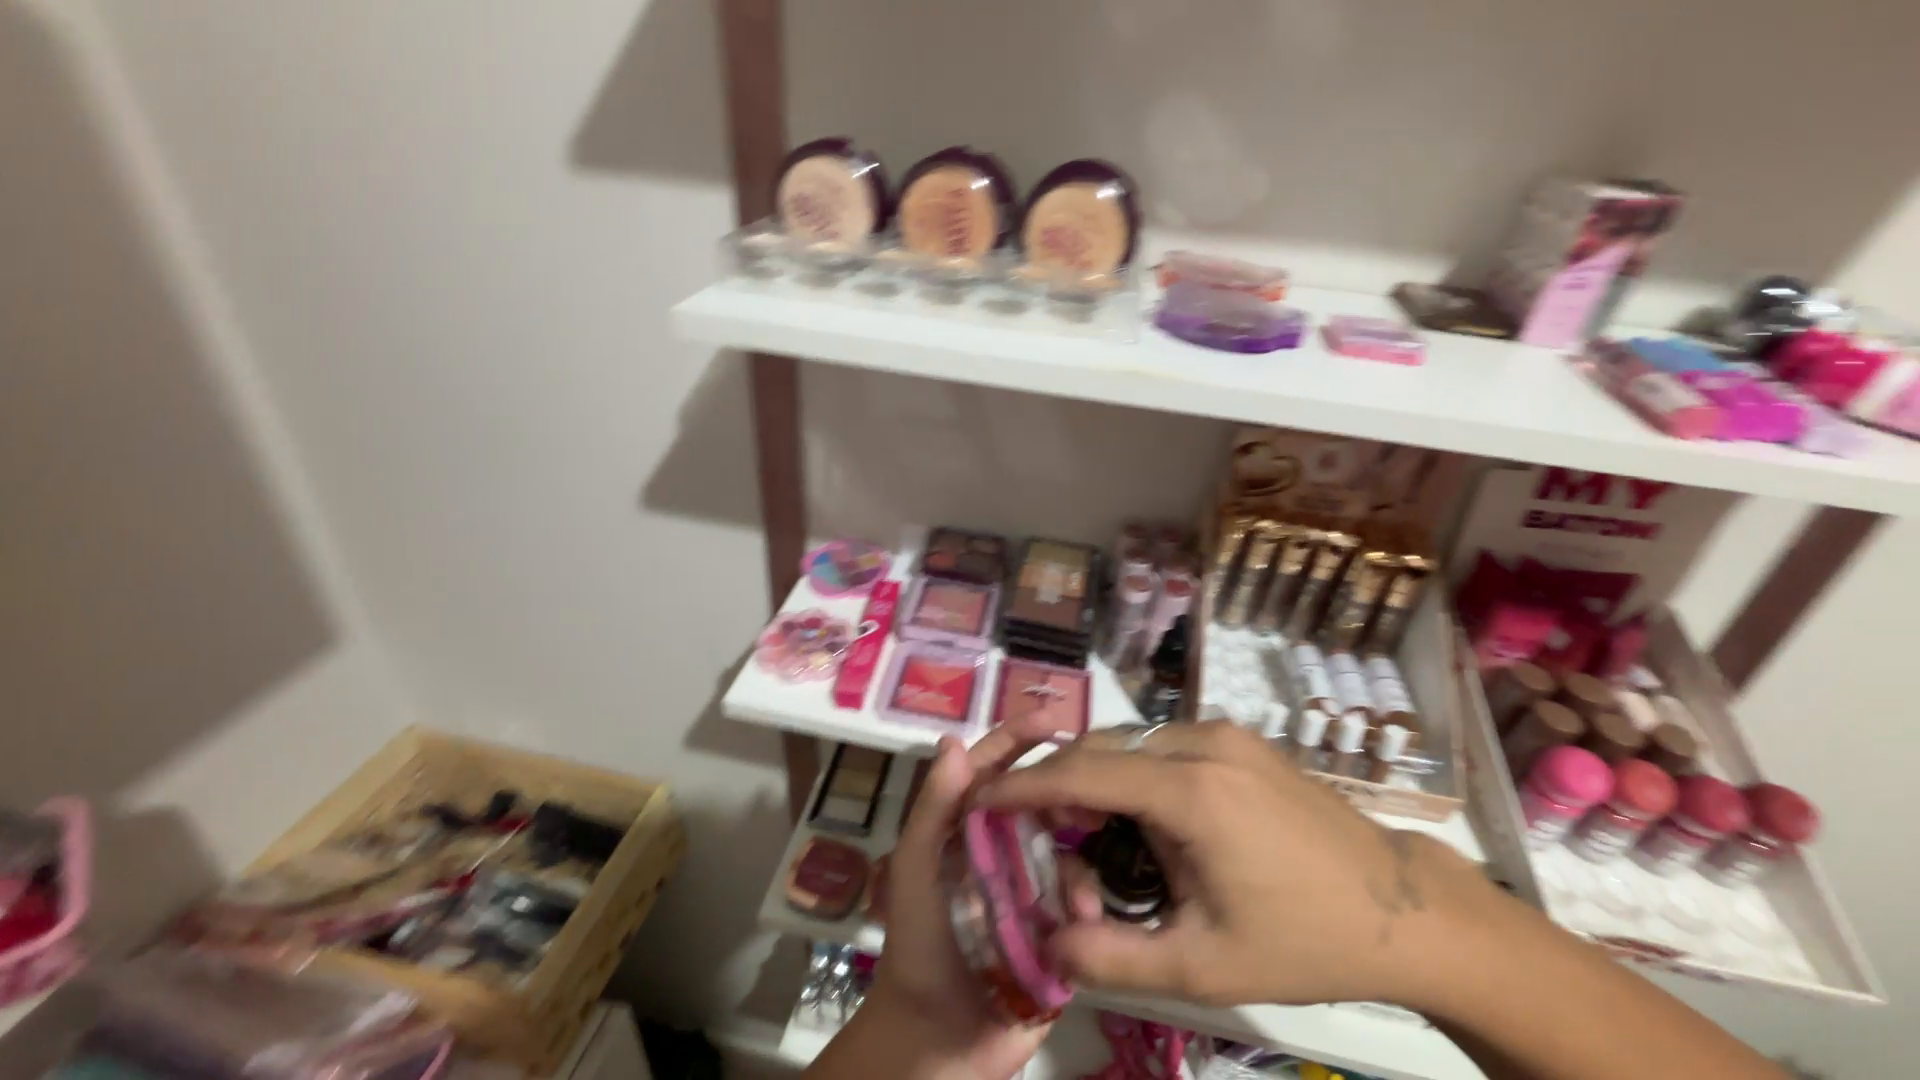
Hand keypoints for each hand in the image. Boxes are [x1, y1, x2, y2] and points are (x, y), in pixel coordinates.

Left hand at [815, 719, 1055, 1079]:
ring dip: (1080, 862)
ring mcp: (1035, 890)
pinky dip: (1087, 906)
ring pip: (1072, 851)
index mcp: (966, 830)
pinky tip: (1083, 920)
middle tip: (1093, 794)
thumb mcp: (914, 871)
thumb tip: (953, 738)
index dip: (1017, 738)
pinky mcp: (1059, 931)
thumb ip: (933, 809)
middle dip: (1067, 794)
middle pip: (1042, 803)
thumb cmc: (919, 947)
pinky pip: (1085, 904)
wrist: (939, 1039)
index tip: (1053, 716)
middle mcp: (1004, 851)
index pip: (993, 770)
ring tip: (1079, 888)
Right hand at [978, 721, 1492, 1012]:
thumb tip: (1047, 942)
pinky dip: (1132, 774)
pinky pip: (1164, 746)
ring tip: (1085, 835)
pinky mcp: (1243, 741)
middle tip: (1036, 837)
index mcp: (1190, 791)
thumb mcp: (1204, 965)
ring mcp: (1227, 734)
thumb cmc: (1304, 940)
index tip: (978, 800)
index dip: (1020, 786)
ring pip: (1130, 744)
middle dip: (1056, 785)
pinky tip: (1139, 821)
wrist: (1404, 909)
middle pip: (1100, 749)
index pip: (1079, 772)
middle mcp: (1203, 743)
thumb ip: (1112, 958)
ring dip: (1096, 779)